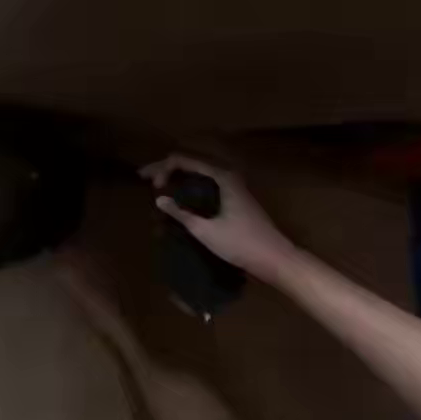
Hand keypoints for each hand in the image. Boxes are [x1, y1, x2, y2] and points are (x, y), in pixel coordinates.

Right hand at [141, 154, 295, 276]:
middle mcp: (227, 174)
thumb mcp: (205, 230)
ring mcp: (232, 184)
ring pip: (197, 171)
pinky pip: (205, 181)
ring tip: (158, 184)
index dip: (163, 169)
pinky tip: (179, 195)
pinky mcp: (234, 196)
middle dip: (165, 168)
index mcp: (221, 176)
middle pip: (189, 162)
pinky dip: (189, 184)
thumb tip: (159, 200)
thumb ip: (180, 213)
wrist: (276, 259)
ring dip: (177, 176)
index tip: (153, 187)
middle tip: (144, 177)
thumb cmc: (241, 244)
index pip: (183, 160)